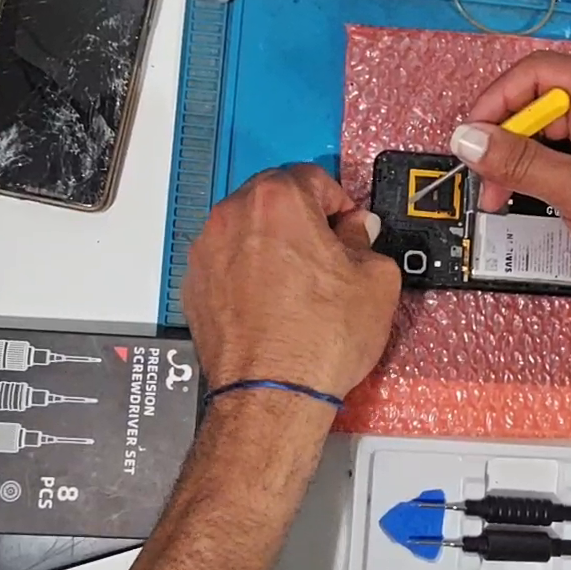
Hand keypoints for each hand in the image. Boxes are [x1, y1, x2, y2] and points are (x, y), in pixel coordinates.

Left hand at [182, 164, 402, 399]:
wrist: (272, 393)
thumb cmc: (320, 337)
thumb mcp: (376, 279)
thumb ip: (367, 240)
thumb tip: (357, 230)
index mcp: (278, 201)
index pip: (313, 177)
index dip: (339, 201)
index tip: (349, 226)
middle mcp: (233, 216)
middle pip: (274, 199)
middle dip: (302, 219)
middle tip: (328, 254)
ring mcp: (207, 251)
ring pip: (247, 230)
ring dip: (272, 244)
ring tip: (299, 285)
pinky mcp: (194, 286)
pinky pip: (227, 264)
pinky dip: (248, 274)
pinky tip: (272, 305)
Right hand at [451, 52, 570, 295]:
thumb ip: (519, 162)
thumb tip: (467, 138)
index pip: (538, 74)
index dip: (498, 100)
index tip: (470, 136)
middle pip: (538, 105)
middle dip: (504, 140)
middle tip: (483, 178)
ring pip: (546, 137)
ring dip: (516, 163)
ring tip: (499, 197)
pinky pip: (560, 160)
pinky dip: (536, 177)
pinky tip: (524, 199)